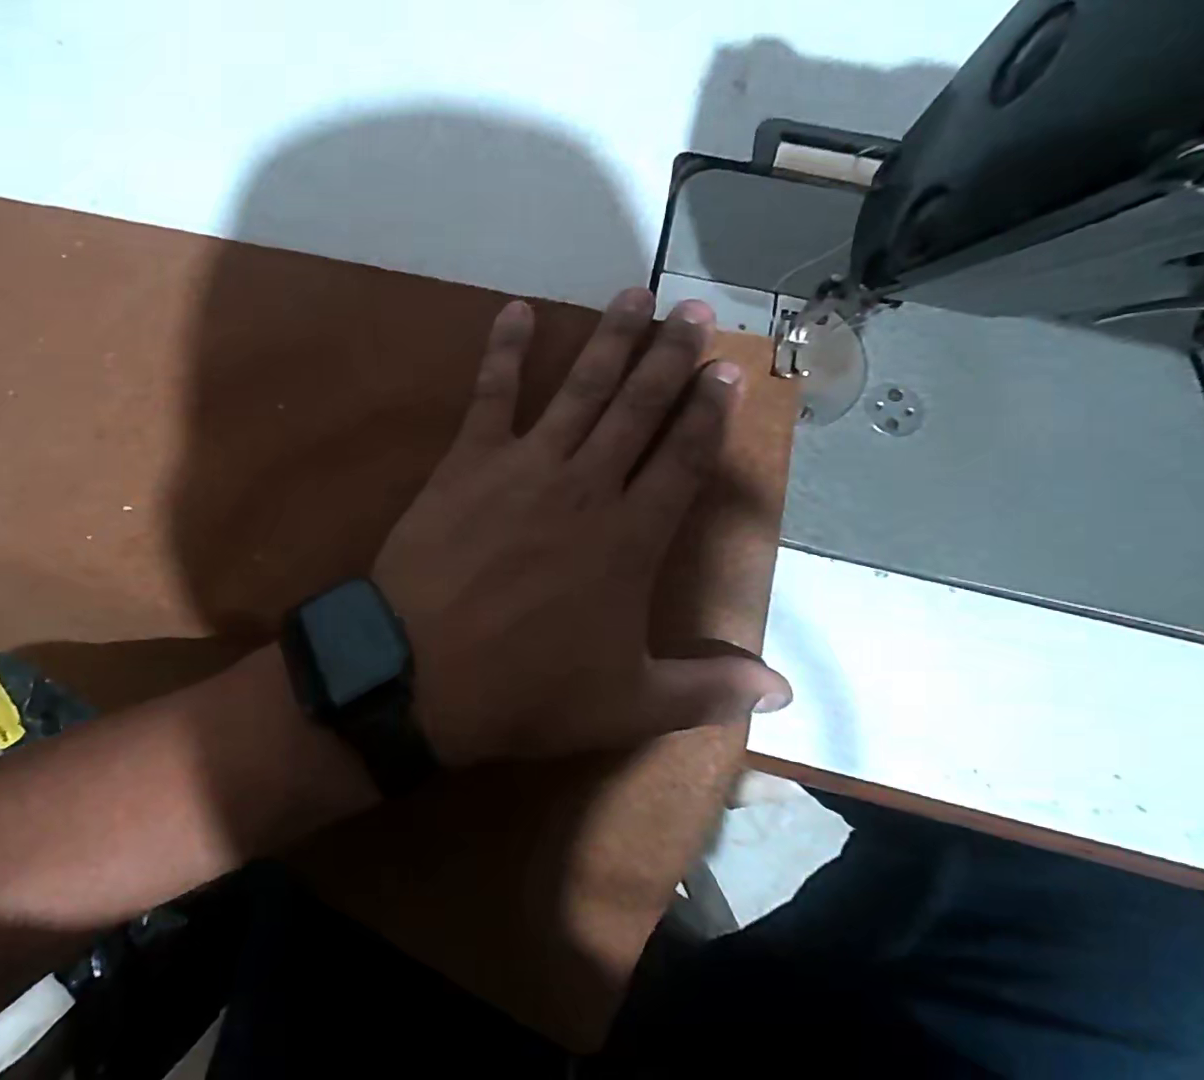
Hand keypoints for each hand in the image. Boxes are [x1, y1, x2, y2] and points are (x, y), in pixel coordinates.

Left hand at [372, 287, 790, 767]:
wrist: (420, 675)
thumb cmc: (529, 690)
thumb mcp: (630, 704)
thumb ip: (708, 691)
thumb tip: (783, 693)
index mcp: (631, 537)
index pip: (683, 459)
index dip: (709, 413)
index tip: (728, 371)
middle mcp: (587, 486)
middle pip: (639, 408)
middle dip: (670, 357)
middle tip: (693, 311)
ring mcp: (526, 466)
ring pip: (580, 389)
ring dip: (609, 340)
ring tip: (633, 294)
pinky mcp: (469, 462)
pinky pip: (491, 394)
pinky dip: (503, 350)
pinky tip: (516, 309)